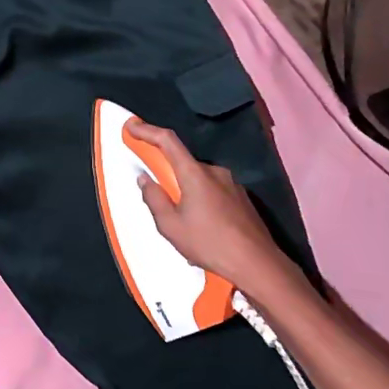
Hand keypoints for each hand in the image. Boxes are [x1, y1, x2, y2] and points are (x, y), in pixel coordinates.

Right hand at [126, 119, 302, 301]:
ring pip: (198, 178)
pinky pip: (212, 190)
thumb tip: (145, 179)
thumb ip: (154, 199)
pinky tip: (201, 226)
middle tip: (157, 198)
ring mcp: (231, 183)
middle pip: (183, 163)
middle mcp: (214, 171)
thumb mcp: (170, 226)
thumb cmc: (209, 243)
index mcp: (195, 174)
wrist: (257, 263)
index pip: (168, 141)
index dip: (147, 130)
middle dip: (166, 174)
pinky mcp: (241, 197)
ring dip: (184, 190)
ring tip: (182, 222)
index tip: (131, 125)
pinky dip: (199, 200)